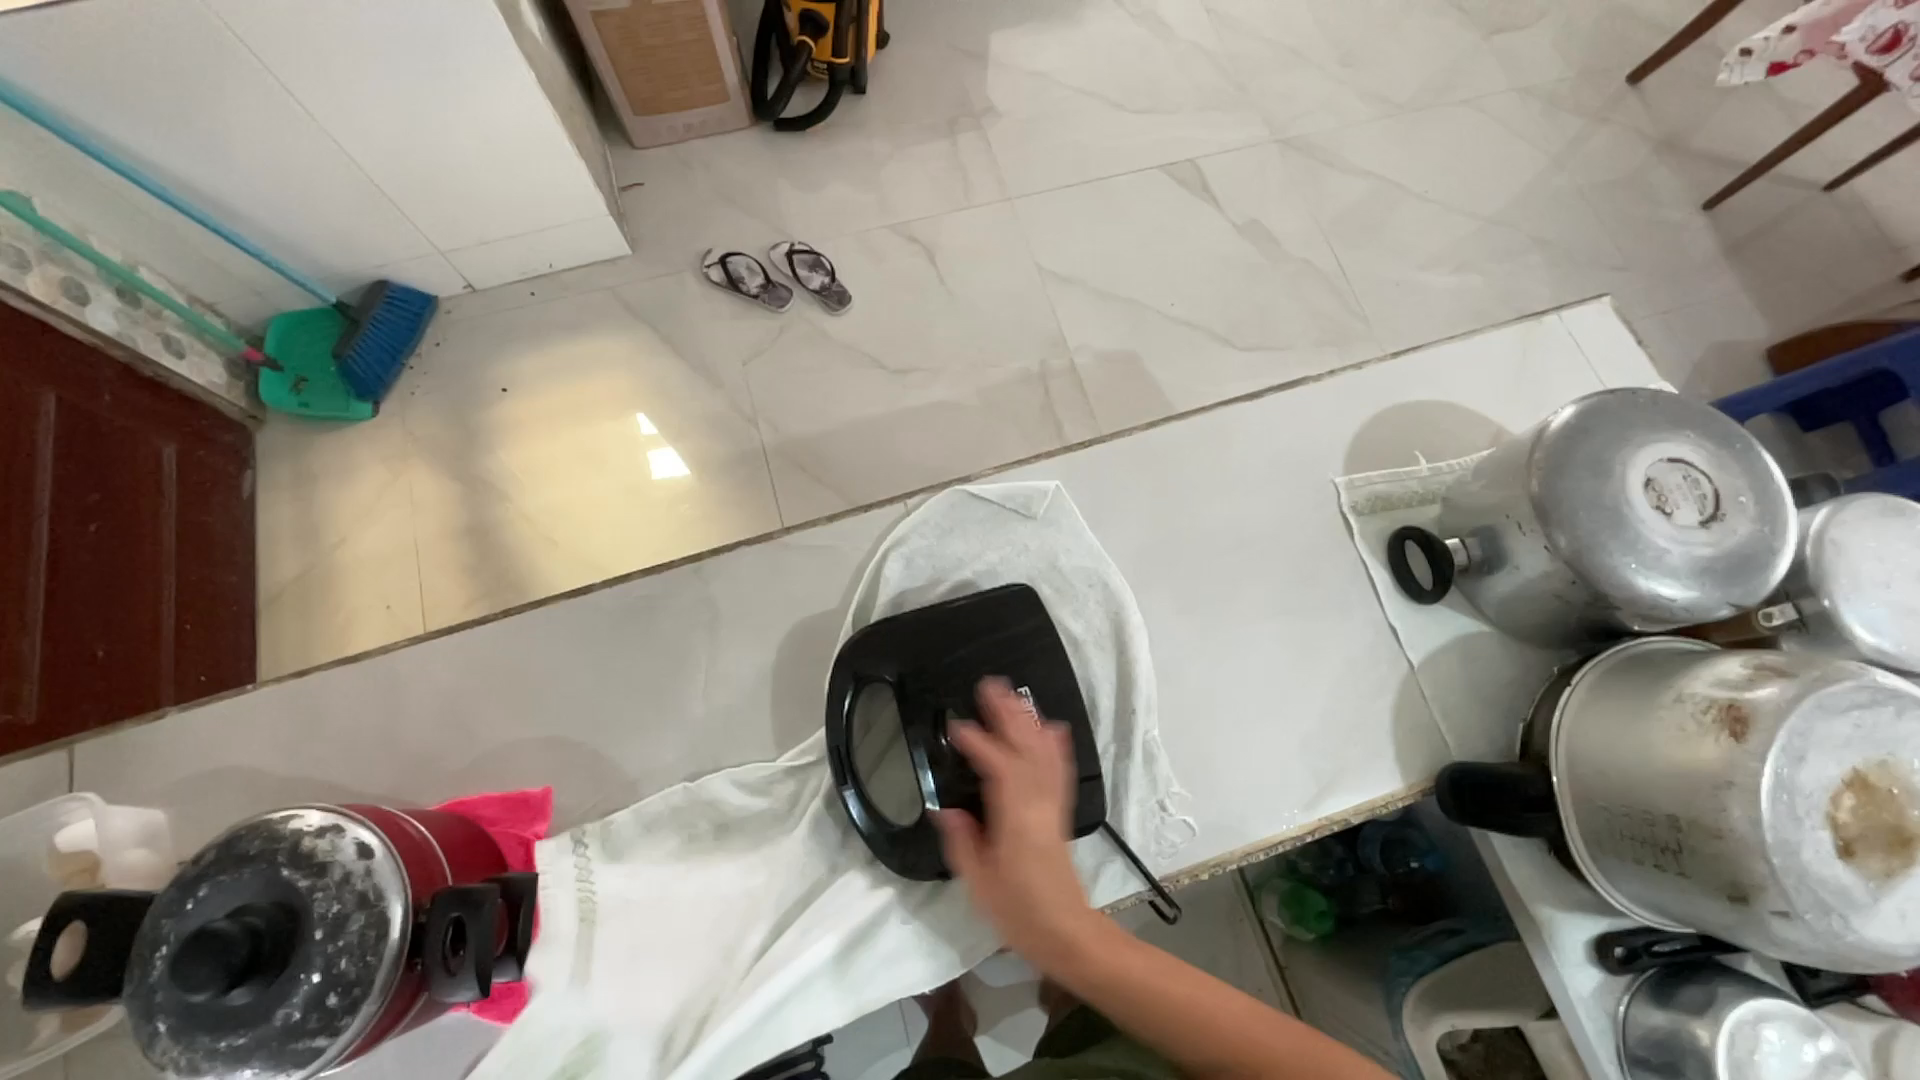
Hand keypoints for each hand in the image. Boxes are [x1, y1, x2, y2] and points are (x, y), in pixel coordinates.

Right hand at [933, 678, 1096, 967]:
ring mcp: (1053, 806)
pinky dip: (1057, 746)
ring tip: (1015, 695)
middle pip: (1026, 750)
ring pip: (1044, 754)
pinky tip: (1054, 727)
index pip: (1000, 770)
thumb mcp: (979, 883)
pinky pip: (1060, 771)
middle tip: (991, 686)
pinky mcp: (1060, 812)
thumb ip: (962, 842)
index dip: (980, 744)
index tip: (958, 726)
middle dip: (1009, 716)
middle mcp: (1038, 805)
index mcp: (1016, 821)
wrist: (1066, 932)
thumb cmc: (1019, 912)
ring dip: (1029, 721)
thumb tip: (944, 809)